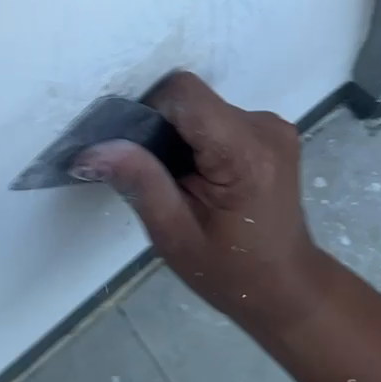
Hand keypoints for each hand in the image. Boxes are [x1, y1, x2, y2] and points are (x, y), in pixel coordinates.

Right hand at [70, 71, 335, 337]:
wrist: (287, 287)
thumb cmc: (231, 272)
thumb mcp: (174, 235)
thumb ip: (139, 182)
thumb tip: (93, 149)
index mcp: (246, 153)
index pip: (184, 94)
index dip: (151, 112)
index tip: (140, 153)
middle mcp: (265, 127)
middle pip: (193, 100)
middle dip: (165, 130)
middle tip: (160, 178)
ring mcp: (272, 126)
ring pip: (203, 107)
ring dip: (183, 136)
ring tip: (182, 181)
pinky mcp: (270, 130)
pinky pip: (219, 117)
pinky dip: (200, 139)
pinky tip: (202, 176)